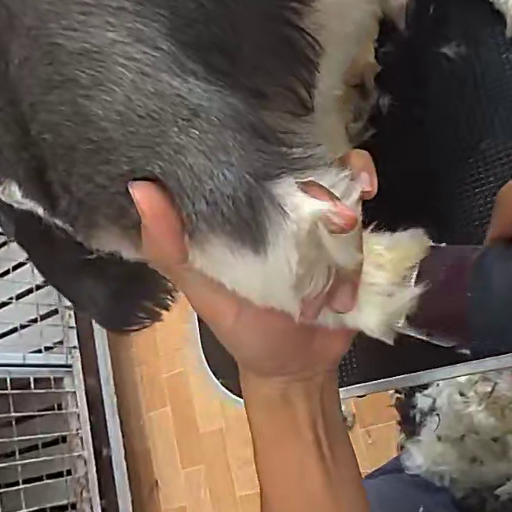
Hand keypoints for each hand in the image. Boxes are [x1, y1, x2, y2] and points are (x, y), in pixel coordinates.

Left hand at [131, 151, 378, 385]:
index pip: (264, 166)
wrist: (296, 369)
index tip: (279, 143)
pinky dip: (367, 240)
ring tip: (347, 229)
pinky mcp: (355, 257)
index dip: (273, 147)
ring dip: (350, 215)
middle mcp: (292, 218)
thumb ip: (171, 247)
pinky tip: (356, 265)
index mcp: (253, 216)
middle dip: (326, 185)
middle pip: (315, 175)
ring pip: (348, 201)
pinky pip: (369, 235)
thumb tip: (141, 188)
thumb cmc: (244, 329)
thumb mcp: (202, 290)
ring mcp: (327, 236)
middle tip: (331, 211)